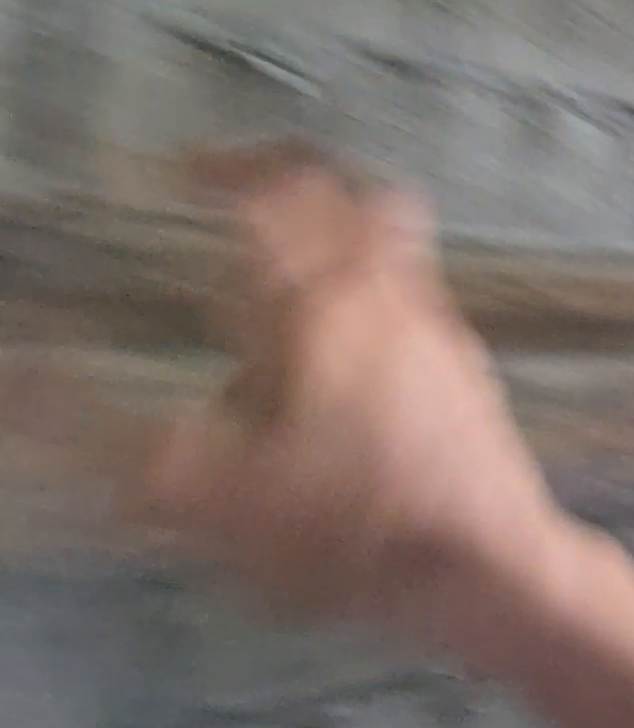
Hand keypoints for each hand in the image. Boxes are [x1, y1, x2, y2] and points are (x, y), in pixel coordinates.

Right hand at [126, 141, 573, 634]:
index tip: (185, 174)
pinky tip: (339, 373)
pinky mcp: (474, 377)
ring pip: (397, 257)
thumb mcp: (201, 493)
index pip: (288, 186)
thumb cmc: (358, 528)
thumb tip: (14, 377)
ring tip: (273, 316)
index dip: (230, 165)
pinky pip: (420, 311)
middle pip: (365, 200)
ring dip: (334, 259)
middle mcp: (402, 306)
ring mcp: (450, 339)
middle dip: (298, 192)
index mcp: (327, 307)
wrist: (491, 561)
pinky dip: (371, 310)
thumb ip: (93, 427)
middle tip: (242, 214)